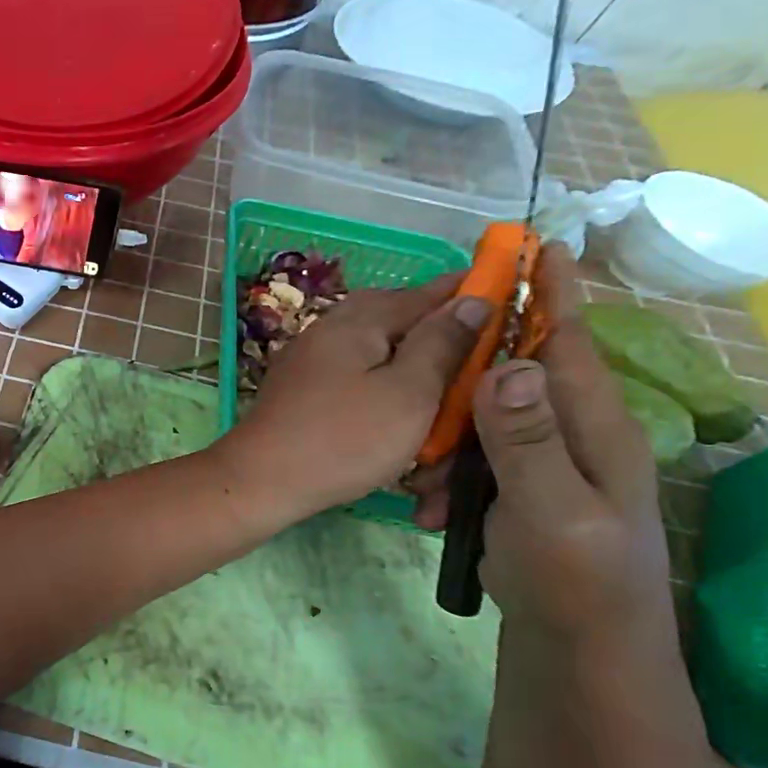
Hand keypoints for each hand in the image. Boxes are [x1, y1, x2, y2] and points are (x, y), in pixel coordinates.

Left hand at [210, 274, 488, 522]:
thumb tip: (469, 299)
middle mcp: (324, 331)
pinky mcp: (298, 388)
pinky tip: (391, 393)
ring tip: (436, 369)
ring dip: (400, 347)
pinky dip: (374, 372)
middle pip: (386, 311)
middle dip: (428, 318)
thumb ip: (440, 344)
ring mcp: (306, 360)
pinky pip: (345, 366)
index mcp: (354, 323)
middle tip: (469, 335)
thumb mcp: (409, 392)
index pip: (420, 294)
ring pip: (364, 339)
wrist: (263, 478)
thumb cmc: (344, 438)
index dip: (463, 291)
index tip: (504, 289)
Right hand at [411, 246, 671, 637]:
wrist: (578, 647)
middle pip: (513, 374)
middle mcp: (569, 431)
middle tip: (421, 374)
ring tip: (423, 486)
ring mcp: (541, 460)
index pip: (568, 343)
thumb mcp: (550, 509)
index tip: (533, 248)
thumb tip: (509, 364)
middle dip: (465, 375)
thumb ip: (527, 440)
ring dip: (442, 443)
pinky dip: (443, 475)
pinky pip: (470, 457)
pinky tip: (427, 506)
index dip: (551, 294)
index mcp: (592, 426)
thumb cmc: (575, 576)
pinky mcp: (515, 485)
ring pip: (480, 420)